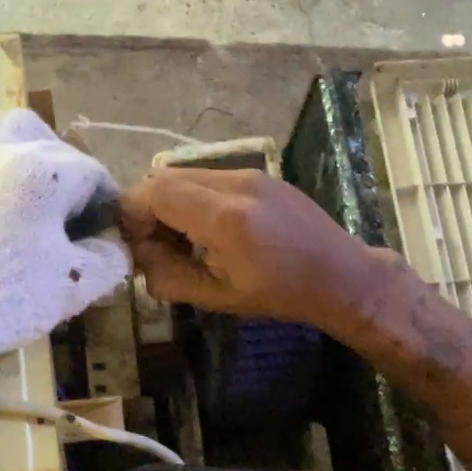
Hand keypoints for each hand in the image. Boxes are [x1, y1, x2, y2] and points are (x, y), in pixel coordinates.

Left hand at [0, 109, 130, 370]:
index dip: (107, 211)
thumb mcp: (75, 284)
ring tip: (32, 198)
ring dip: (31, 156)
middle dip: (72, 184)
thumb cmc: (10, 297)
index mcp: (50, 169)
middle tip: (70, 229)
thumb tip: (114, 244)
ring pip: (12, 132)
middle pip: (59, 150)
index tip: (105, 241)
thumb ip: (111, 257)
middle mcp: (9, 146)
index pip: (96, 177)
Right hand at [118, 167, 405, 334]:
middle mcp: (236, 183)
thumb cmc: (280, 295)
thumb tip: (137, 258)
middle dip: (147, 210)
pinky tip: (206, 231)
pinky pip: (209, 178)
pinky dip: (193, 200)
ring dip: (169, 204)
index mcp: (226, 218)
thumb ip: (167, 277)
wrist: (340, 276)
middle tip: (153, 246)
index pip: (154, 192)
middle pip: (164, 177)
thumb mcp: (216, 297)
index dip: (131, 215)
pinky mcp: (260, 174)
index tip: (134, 245)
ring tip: (181, 242)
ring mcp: (250, 173)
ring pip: (185, 175)